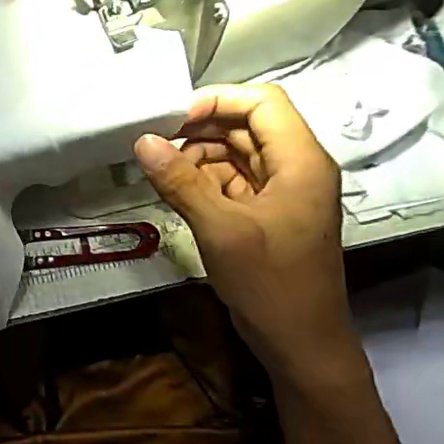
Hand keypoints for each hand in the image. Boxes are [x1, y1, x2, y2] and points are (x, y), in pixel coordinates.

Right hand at [134, 84, 354, 377]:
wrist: (300, 342)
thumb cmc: (270, 283)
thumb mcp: (221, 230)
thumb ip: (181, 182)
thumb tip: (142, 142)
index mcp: (301, 160)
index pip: (263, 102)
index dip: (218, 100)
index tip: (172, 119)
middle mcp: (296, 168)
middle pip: (247, 126)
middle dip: (201, 130)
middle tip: (154, 144)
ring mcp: (282, 193)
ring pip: (237, 154)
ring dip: (199, 158)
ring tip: (160, 172)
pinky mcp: (266, 215)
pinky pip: (234, 183)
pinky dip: (204, 182)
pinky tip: (176, 191)